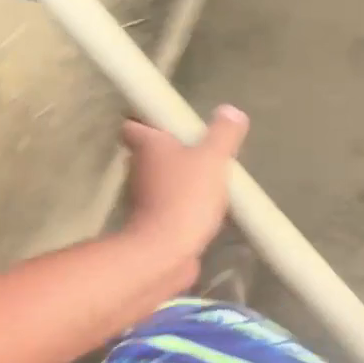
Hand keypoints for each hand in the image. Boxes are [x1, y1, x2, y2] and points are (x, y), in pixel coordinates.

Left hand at [120, 105, 248, 279]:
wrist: (166, 251)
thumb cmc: (185, 195)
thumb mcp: (212, 158)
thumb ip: (222, 134)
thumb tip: (230, 110)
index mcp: (146, 145)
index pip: (134, 125)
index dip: (147, 121)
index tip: (169, 123)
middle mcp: (137, 168)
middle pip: (149, 152)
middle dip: (170, 151)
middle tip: (199, 150)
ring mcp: (142, 198)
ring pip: (158, 180)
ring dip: (177, 179)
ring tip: (208, 179)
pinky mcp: (151, 223)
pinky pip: (167, 206)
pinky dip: (181, 205)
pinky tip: (205, 209)